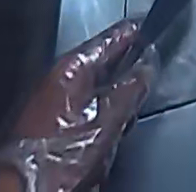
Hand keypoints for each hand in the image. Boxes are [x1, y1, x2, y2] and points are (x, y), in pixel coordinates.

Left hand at [0, 20, 156, 191]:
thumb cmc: (53, 161)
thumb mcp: (105, 123)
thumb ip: (132, 88)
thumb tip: (149, 62)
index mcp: (73, 65)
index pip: (114, 36)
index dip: (139, 34)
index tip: (155, 35)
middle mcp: (57, 76)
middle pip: (105, 68)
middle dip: (123, 88)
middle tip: (133, 110)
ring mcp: (46, 101)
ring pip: (93, 96)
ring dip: (107, 114)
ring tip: (106, 143)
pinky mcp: (40, 126)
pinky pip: (77, 116)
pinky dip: (89, 129)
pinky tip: (89, 155)